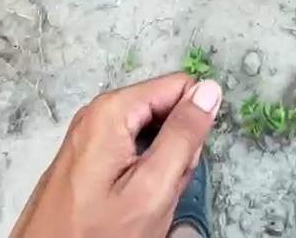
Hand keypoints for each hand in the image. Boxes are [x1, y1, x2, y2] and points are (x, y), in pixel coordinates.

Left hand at [11, 73, 222, 237]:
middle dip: (173, 150)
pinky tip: (129, 207)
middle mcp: (98, 113)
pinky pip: (130, 153)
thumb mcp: (151, 190)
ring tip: (143, 205)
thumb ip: (184, 136)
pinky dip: (140, 178)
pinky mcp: (85, 160)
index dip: (189, 127)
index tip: (177, 167)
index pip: (180, 88)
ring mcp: (89, 137)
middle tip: (158, 193)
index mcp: (112, 110)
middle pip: (164, 111)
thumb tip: (210, 89)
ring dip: (159, 169)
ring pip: (150, 135)